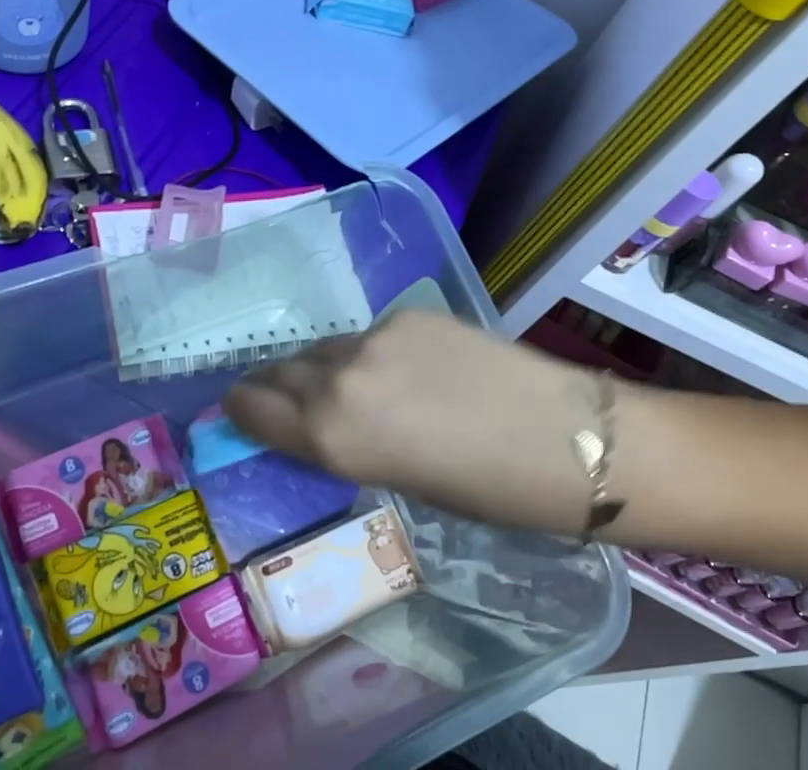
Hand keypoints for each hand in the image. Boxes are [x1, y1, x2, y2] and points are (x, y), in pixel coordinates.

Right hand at [223, 310, 603, 535]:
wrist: (567, 441)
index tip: (243, 414)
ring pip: (322, 350)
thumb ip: (338, 445)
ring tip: (355, 391)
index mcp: (328, 435)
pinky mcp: (407, 314)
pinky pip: (366, 336)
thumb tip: (310, 425)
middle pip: (277, 371)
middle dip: (274, 388)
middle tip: (292, 405)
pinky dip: (369, 355)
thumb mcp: (394, 480)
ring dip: (322, 370)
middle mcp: (336, 380)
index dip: (240, 412)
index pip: (249, 407)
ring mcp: (372, 338)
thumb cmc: (483, 493)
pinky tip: (407, 372)